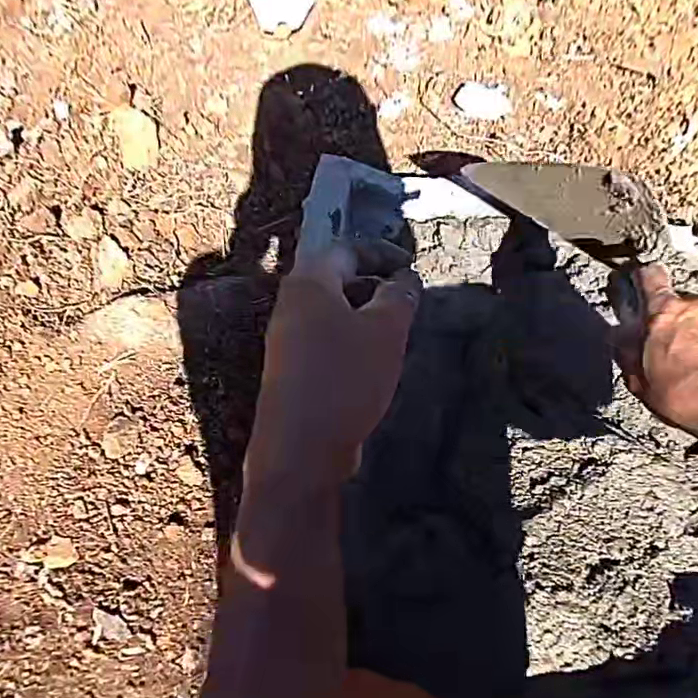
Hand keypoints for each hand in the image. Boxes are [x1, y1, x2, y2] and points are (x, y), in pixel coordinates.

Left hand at [244, 240, 421, 494]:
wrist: (301, 448)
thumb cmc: (345, 378)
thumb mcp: (385, 331)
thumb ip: (399, 297)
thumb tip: (405, 278)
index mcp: (308, 284)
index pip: (345, 249)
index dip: (381, 252)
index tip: (410, 267)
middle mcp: (290, 309)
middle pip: (335, 283)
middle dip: (374, 287)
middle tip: (407, 302)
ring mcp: (287, 345)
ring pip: (332, 318)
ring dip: (366, 320)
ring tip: (397, 336)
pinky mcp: (292, 377)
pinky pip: (327, 347)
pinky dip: (353, 346)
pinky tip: (374, 368)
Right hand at [612, 264, 697, 438]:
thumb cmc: (688, 396)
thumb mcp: (641, 382)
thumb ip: (628, 354)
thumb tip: (619, 339)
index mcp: (663, 314)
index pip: (649, 277)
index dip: (639, 279)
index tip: (633, 283)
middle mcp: (695, 306)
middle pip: (674, 306)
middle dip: (665, 324)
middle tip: (657, 352)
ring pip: (697, 320)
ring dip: (689, 336)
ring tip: (683, 369)